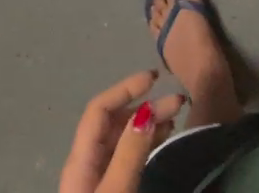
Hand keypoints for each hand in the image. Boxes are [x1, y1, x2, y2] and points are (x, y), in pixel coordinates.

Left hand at [59, 70, 185, 192]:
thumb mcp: (116, 190)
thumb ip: (130, 152)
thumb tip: (148, 108)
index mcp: (80, 158)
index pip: (99, 109)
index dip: (126, 88)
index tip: (155, 77)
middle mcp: (86, 162)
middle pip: (113, 122)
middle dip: (145, 105)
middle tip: (179, 101)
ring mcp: (96, 178)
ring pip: (122, 138)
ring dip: (148, 122)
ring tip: (175, 118)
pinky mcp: (109, 190)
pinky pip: (127, 156)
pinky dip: (146, 142)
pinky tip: (162, 139)